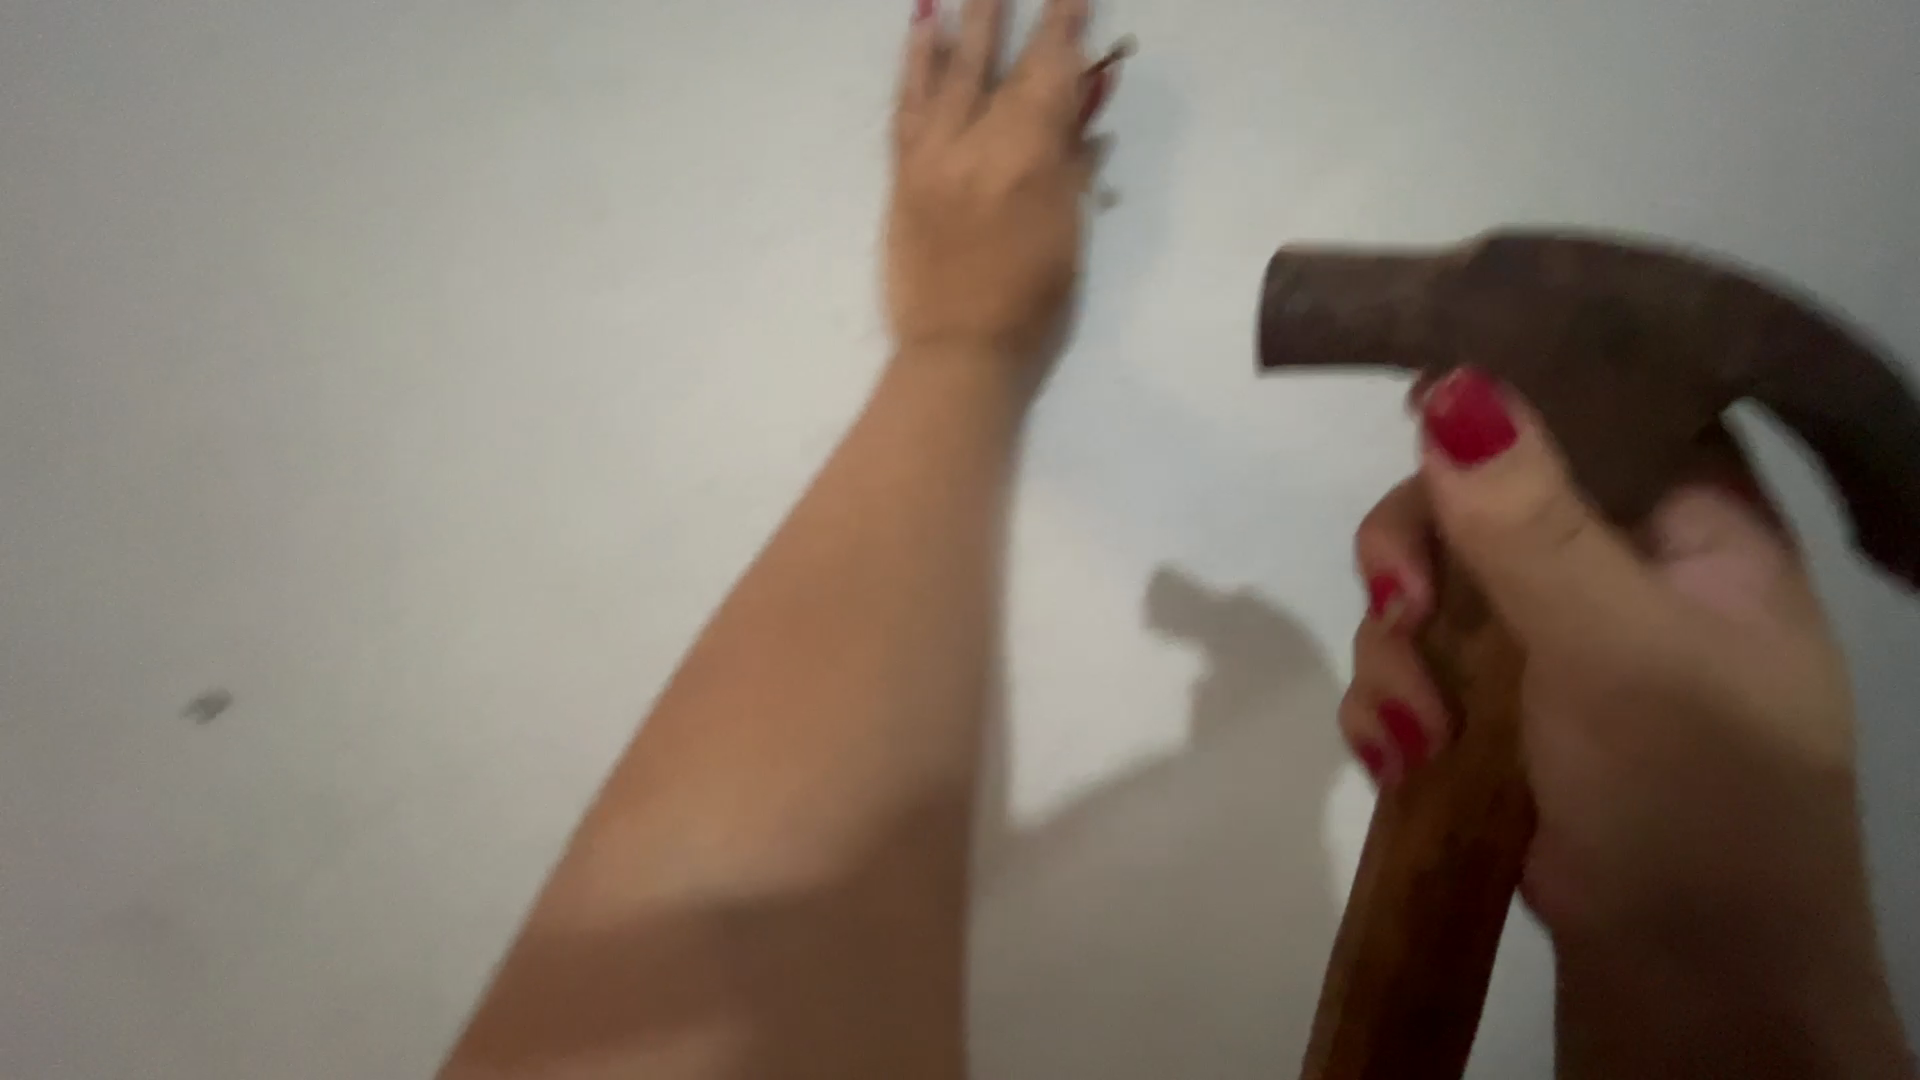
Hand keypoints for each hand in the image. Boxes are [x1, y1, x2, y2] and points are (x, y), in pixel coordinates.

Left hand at [885, 0, 1110, 366]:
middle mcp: (977, 145)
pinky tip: (921, 33)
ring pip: (947, 74)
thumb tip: (1084, 119)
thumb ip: (1072, 172)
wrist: (957, 354)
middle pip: (999, 63)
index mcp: (1029, 160)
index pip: (1052, 74)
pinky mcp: (902, 179)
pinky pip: (905, 110)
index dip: (1065, 27)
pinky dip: (914, 68)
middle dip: (1012, 12)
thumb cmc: (1029, 310)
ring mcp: (933, 159)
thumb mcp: (1067, 241)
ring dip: (963, 23)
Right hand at [1342, 369, 1885, 991]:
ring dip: (1389, 657)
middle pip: (1462, 503)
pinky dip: (1381, 704)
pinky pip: (1395, 662)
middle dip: (1409, 558)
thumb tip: (1449, 391)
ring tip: (1415, 732)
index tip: (1416, 416)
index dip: (1501, 403)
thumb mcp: (1617, 648)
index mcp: (1681, 528)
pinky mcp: (1474, 696)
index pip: (1587, 413)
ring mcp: (1528, 636)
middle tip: (1398, 609)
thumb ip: (1531, 525)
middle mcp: (1600, 567)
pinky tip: (1401, 755)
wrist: (1671, 969)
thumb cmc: (1691, 795)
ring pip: (1413, 590)